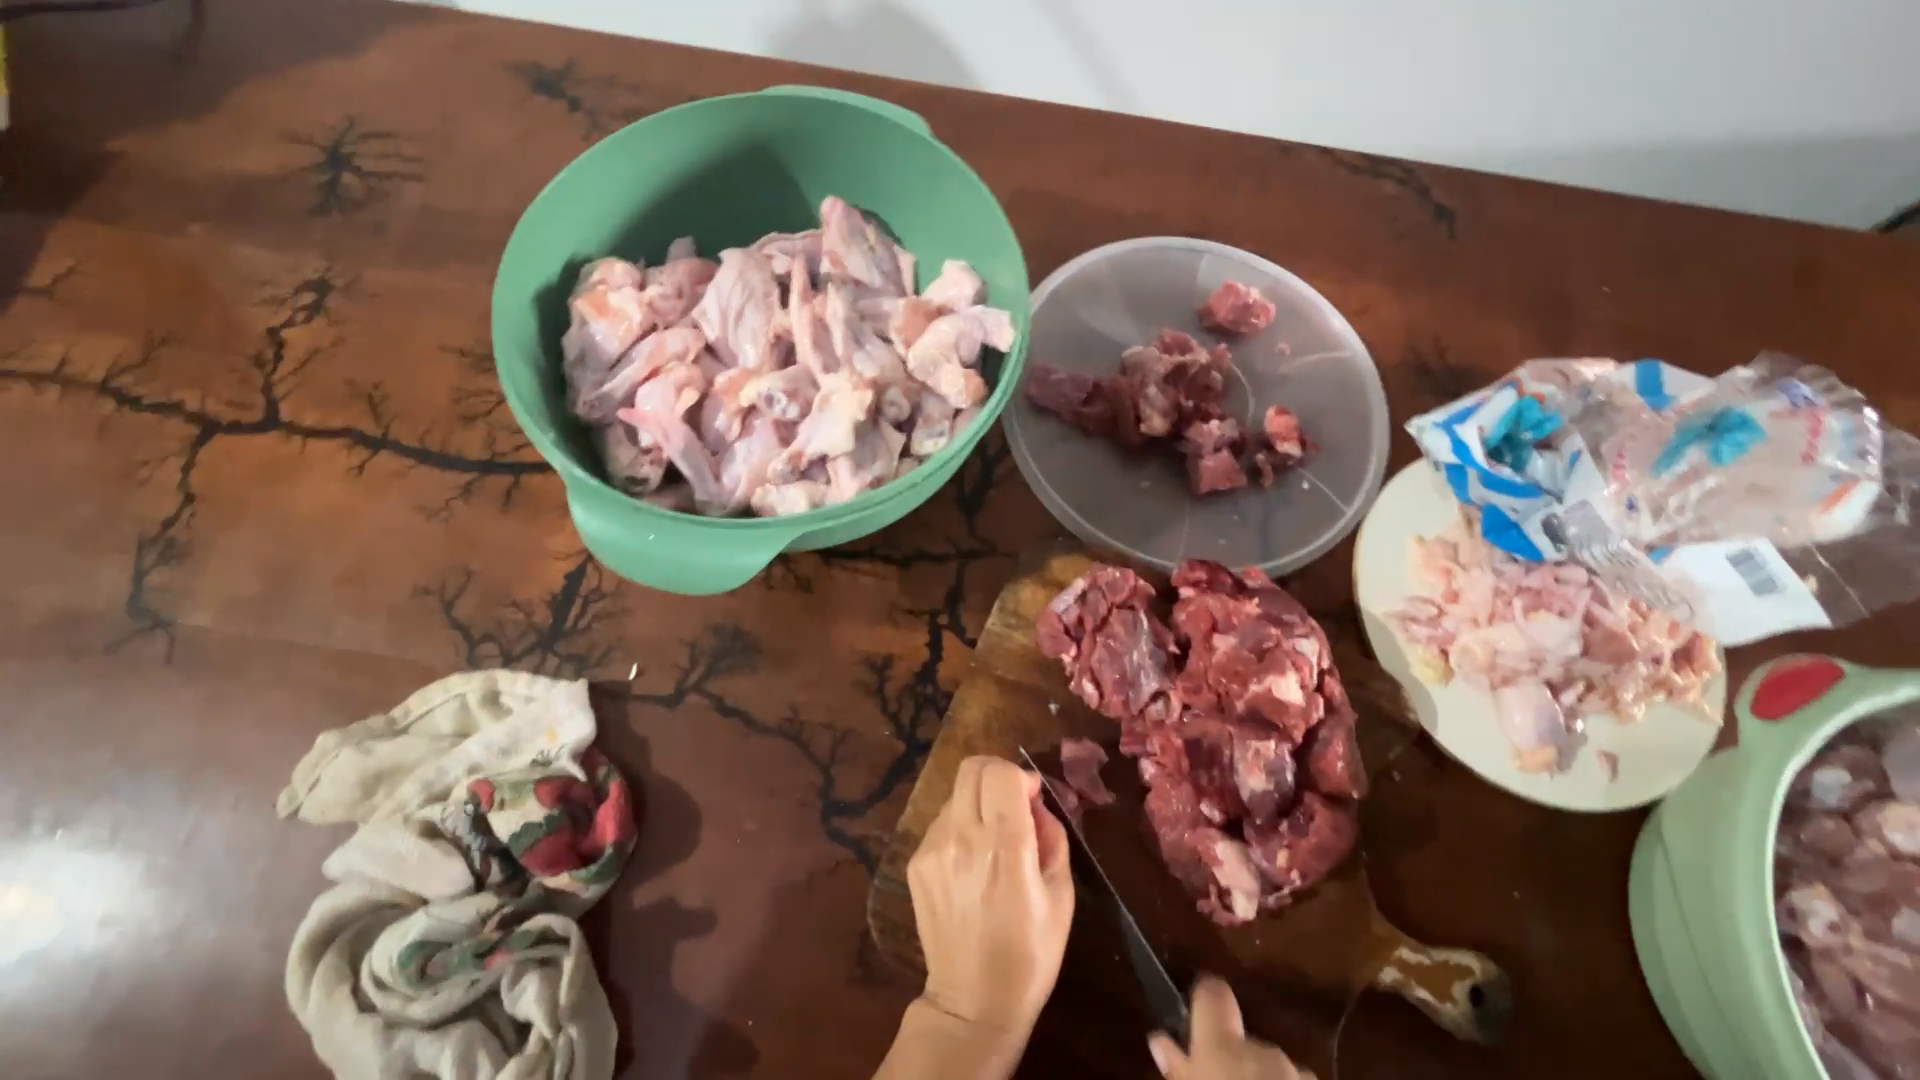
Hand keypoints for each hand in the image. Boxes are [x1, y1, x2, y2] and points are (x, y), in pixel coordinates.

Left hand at [908, 755, 1074, 1037]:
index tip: (1033, 798)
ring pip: (954, 795)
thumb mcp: (1062, 896)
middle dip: (997, 777)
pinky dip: (959, 828)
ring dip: (977, 803)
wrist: (973, 1001)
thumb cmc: (1030, 954)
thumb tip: (1037, 803)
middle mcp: (962, 838)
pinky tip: (970, 864)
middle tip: (1013, 806)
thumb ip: (1053, 837)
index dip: (1021, 775)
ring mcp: (932, 850)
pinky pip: (939, 824)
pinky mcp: (915, 864)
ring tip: (991, 842)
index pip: (1001, 773)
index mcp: (1004, 846)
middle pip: (972, 769)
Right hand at [1149, 976, 1313, 1079]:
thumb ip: (1176, 1070)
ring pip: (1273, 1072)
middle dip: (1233, 1067)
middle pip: (1243, 1044)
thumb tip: (1160, 1042)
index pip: (1212, 995)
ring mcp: (1301, 1077)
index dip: (1203, 1002)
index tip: (1193, 1025)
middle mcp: (1264, 1052)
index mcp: (1224, 1049)